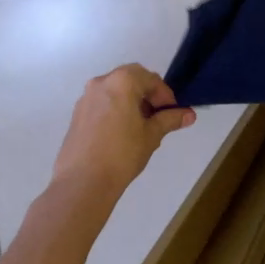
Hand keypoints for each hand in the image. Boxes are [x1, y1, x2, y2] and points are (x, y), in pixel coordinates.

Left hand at [50, 64, 194, 198]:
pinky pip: (102, 105)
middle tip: (158, 117)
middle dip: (147, 97)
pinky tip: (121, 135)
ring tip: (140, 128)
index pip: (151, 79)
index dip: (165, 96)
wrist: (81, 184)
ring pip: (115, 93)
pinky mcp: (75, 117)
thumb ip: (170, 119)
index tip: (172, 113)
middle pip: (131, 81)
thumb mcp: (152, 135)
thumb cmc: (122, 153)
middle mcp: (101, 83)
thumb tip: (189, 115)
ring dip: (130, 104)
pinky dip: (115, 111)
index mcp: (122, 81)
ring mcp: (85, 100)